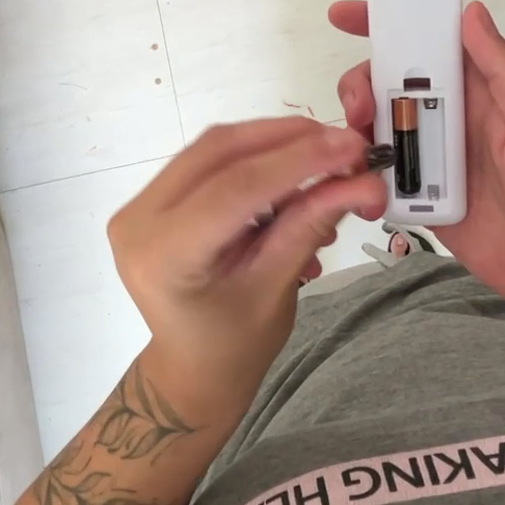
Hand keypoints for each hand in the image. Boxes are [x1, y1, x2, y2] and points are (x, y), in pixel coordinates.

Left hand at [109, 118, 385, 417]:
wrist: (191, 365)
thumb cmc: (234, 345)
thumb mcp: (275, 289)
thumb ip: (311, 226)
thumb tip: (365, 181)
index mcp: (162, 256)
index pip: (234, 188)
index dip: (298, 160)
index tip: (353, 147)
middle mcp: (139, 219)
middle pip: (220, 152)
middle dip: (289, 139)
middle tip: (347, 143)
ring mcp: (140, 202)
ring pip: (216, 146)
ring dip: (276, 141)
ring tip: (328, 153)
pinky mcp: (154, 194)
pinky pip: (210, 157)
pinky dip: (258, 154)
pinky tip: (295, 166)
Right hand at [331, 0, 504, 317]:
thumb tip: (471, 13)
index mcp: (487, 93)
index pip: (434, 45)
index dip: (390, 25)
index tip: (345, 15)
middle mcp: (457, 120)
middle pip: (393, 86)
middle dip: (362, 84)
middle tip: (356, 109)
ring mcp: (440, 162)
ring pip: (384, 130)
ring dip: (359, 130)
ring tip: (356, 149)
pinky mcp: (427, 202)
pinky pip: (386, 179)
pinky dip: (364, 174)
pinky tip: (355, 181)